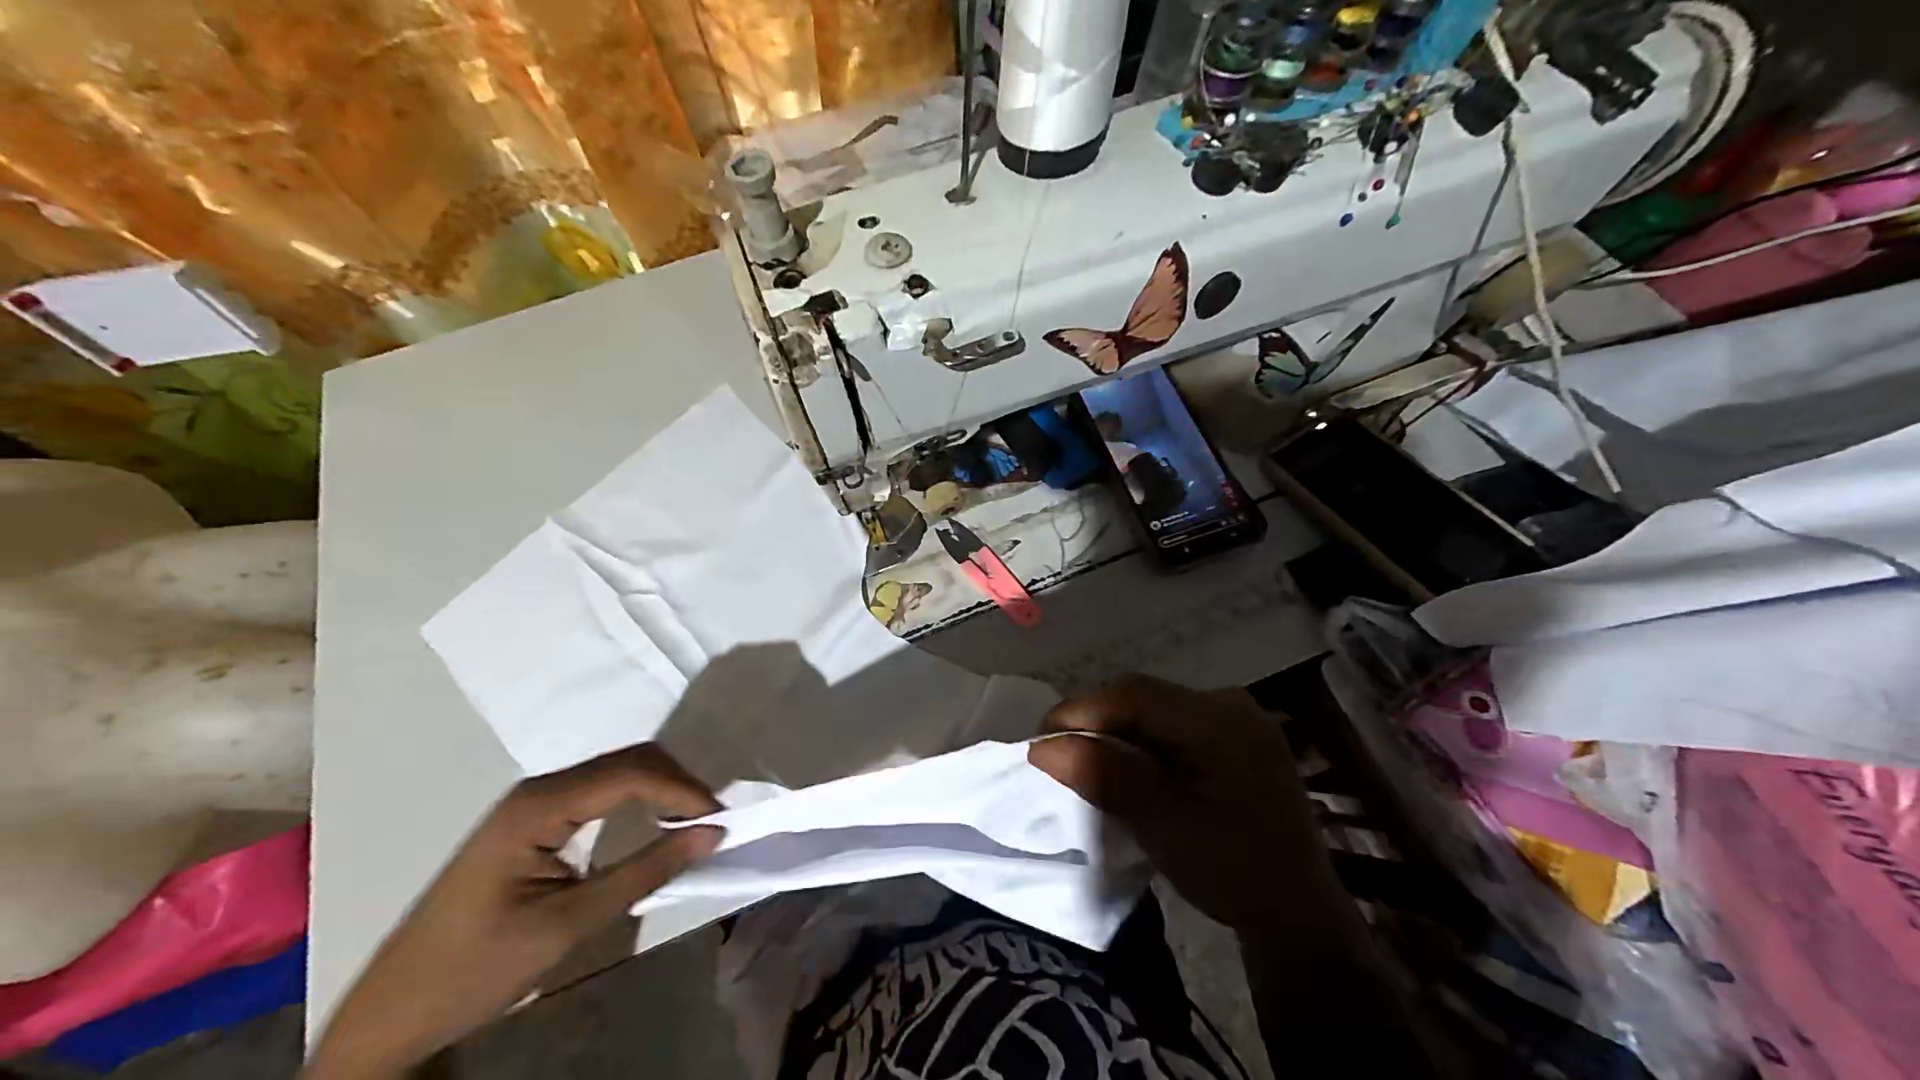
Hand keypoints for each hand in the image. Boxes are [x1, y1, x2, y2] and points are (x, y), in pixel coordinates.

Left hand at [306, 744, 723, 1078]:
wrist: (392, 1012)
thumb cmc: (476, 969)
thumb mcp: (568, 925)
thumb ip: (645, 872)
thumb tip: (712, 833)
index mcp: (538, 806)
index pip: (630, 773)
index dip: (683, 790)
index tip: (720, 821)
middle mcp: (537, 789)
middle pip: (627, 760)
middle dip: (677, 783)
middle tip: (712, 822)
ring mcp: (533, 802)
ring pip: (617, 771)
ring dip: (661, 789)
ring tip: (693, 823)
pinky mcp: (534, 820)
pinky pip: (600, 791)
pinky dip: (638, 800)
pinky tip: (655, 823)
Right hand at [1028, 674, 1328, 933]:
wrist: (1298, 913)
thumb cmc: (1235, 872)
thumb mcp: (1165, 828)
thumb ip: (1108, 779)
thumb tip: (1042, 748)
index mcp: (1222, 721)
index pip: (1134, 695)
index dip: (1080, 711)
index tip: (1039, 743)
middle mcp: (1229, 704)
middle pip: (1142, 696)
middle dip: (1094, 720)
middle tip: (1056, 755)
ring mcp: (1233, 717)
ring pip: (1151, 708)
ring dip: (1113, 730)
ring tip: (1082, 760)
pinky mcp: (1231, 735)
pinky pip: (1168, 722)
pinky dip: (1137, 740)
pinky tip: (1124, 766)